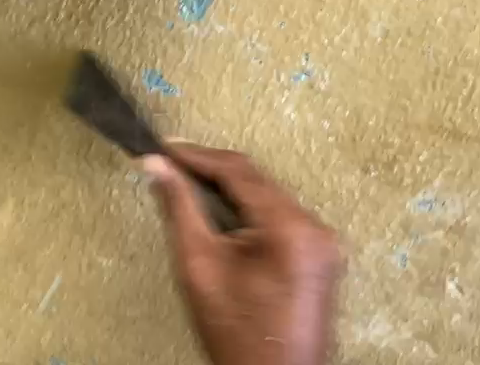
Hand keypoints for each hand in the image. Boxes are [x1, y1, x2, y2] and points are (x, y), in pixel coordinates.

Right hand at [144, 144, 343, 364]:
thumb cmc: (233, 332)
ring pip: (266, 194)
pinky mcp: (320, 256)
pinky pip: (279, 214)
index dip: (197, 155)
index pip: (238, 171)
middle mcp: (315, 226)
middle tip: (170, 162)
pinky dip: (248, 207)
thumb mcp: (197, 265)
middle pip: (255, 180)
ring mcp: (323, 242)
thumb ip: (178, 206)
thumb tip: (155, 163)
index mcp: (289, 227)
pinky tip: (219, 209)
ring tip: (187, 181)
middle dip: (211, 170)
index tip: (163, 147)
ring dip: (229, 187)